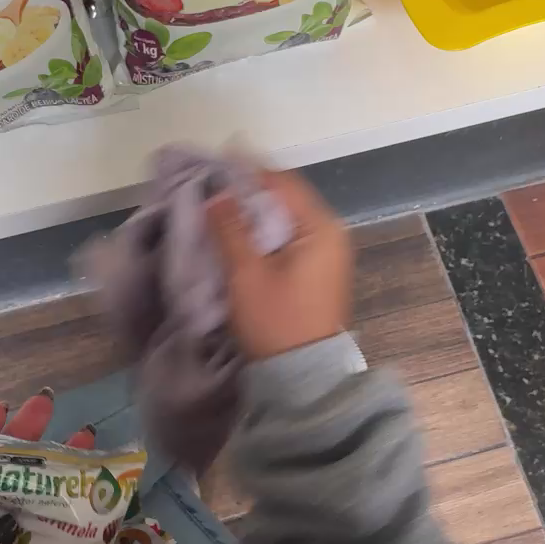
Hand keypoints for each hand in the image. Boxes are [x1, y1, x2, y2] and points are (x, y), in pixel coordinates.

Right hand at [208, 167, 353, 358]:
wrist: (303, 377)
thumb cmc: (276, 321)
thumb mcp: (246, 273)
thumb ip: (230, 228)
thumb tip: (217, 192)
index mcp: (321, 228)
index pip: (282, 183)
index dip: (247, 172)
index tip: (215, 167)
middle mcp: (331, 234)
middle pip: (286, 198)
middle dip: (249, 192)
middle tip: (213, 189)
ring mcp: (328, 254)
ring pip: (286, 219)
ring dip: (255, 213)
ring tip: (220, 210)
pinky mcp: (318, 271)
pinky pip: (290, 238)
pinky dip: (265, 233)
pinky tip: (240, 236)